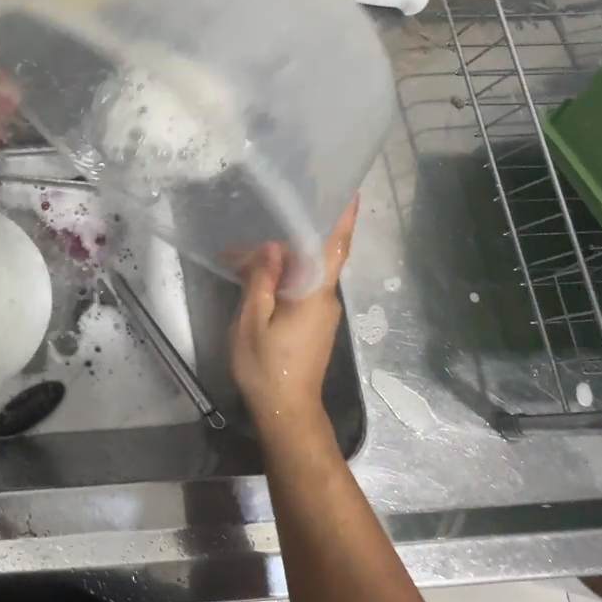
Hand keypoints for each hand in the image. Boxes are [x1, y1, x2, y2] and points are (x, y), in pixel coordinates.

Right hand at [228, 198, 359, 437]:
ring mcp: (321, 311)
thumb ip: (260, 281)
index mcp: (313, 294)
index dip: (342, 218)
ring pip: (307, 270)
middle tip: (282, 201)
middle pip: (318, 254)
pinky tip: (260, 268)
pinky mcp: (313, 322)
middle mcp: (325, 298)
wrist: (286, 411)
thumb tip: (271, 245)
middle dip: (301, 228)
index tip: (349, 190)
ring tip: (256, 235)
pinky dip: (283, 271)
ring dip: (285, 252)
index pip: (333, 247)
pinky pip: (301, 285)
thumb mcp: (251, 322)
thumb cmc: (266, 368)